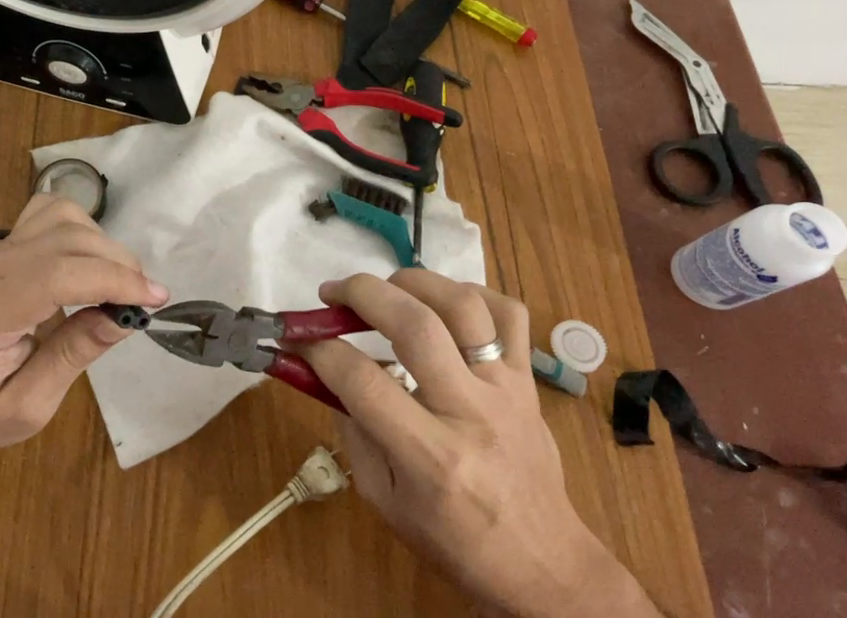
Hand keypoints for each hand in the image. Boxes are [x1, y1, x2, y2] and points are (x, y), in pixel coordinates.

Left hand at [0, 194, 168, 470]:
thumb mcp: (29, 407)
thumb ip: (72, 356)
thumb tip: (123, 316)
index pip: (56, 275)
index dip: (111, 279)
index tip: (155, 299)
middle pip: (64, 240)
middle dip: (117, 263)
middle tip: (146, 301)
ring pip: (60, 217)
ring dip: (101, 244)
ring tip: (120, 285)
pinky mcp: (0, 248)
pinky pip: (47, 215)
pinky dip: (81, 229)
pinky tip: (92, 263)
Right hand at [298, 269, 657, 617]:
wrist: (545, 563)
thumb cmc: (455, 541)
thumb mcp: (384, 500)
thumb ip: (353, 431)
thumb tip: (326, 372)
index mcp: (430, 456)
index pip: (364, 381)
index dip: (321, 352)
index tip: (300, 342)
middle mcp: (471, 412)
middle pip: (414, 325)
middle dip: (361, 294)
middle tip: (331, 293)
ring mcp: (506, 390)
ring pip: (463, 306)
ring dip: (413, 283)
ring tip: (385, 290)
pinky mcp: (528, 381)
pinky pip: (510, 315)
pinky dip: (472, 294)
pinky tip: (441, 304)